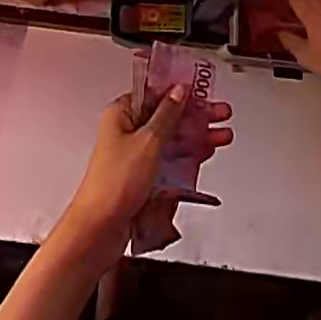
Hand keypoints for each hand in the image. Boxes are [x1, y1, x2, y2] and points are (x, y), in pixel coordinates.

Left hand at [65, 89, 233, 237]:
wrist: (99, 231)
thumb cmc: (113, 183)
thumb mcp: (148, 142)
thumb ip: (167, 115)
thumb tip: (178, 91)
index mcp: (121, 114)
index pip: (154, 92)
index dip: (179, 90)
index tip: (201, 89)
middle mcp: (126, 131)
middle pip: (166, 116)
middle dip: (195, 116)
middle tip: (220, 113)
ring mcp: (134, 154)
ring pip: (170, 139)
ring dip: (196, 136)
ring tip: (221, 135)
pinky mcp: (141, 176)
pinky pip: (168, 160)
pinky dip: (186, 156)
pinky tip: (204, 154)